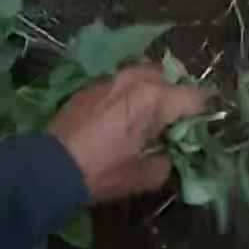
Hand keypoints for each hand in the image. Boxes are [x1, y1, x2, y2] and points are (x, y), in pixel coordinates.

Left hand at [47, 63, 206, 203]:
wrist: (48, 167)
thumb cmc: (100, 172)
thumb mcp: (142, 177)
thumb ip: (166, 162)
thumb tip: (169, 154)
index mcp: (155, 99)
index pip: (196, 96)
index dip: (200, 114)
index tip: (192, 130)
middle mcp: (136, 80)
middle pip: (172, 75)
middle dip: (176, 95)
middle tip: (171, 120)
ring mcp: (112, 78)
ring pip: (146, 71)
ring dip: (153, 87)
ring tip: (147, 111)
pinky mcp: (92, 84)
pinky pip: (122, 79)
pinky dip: (129, 91)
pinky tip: (120, 113)